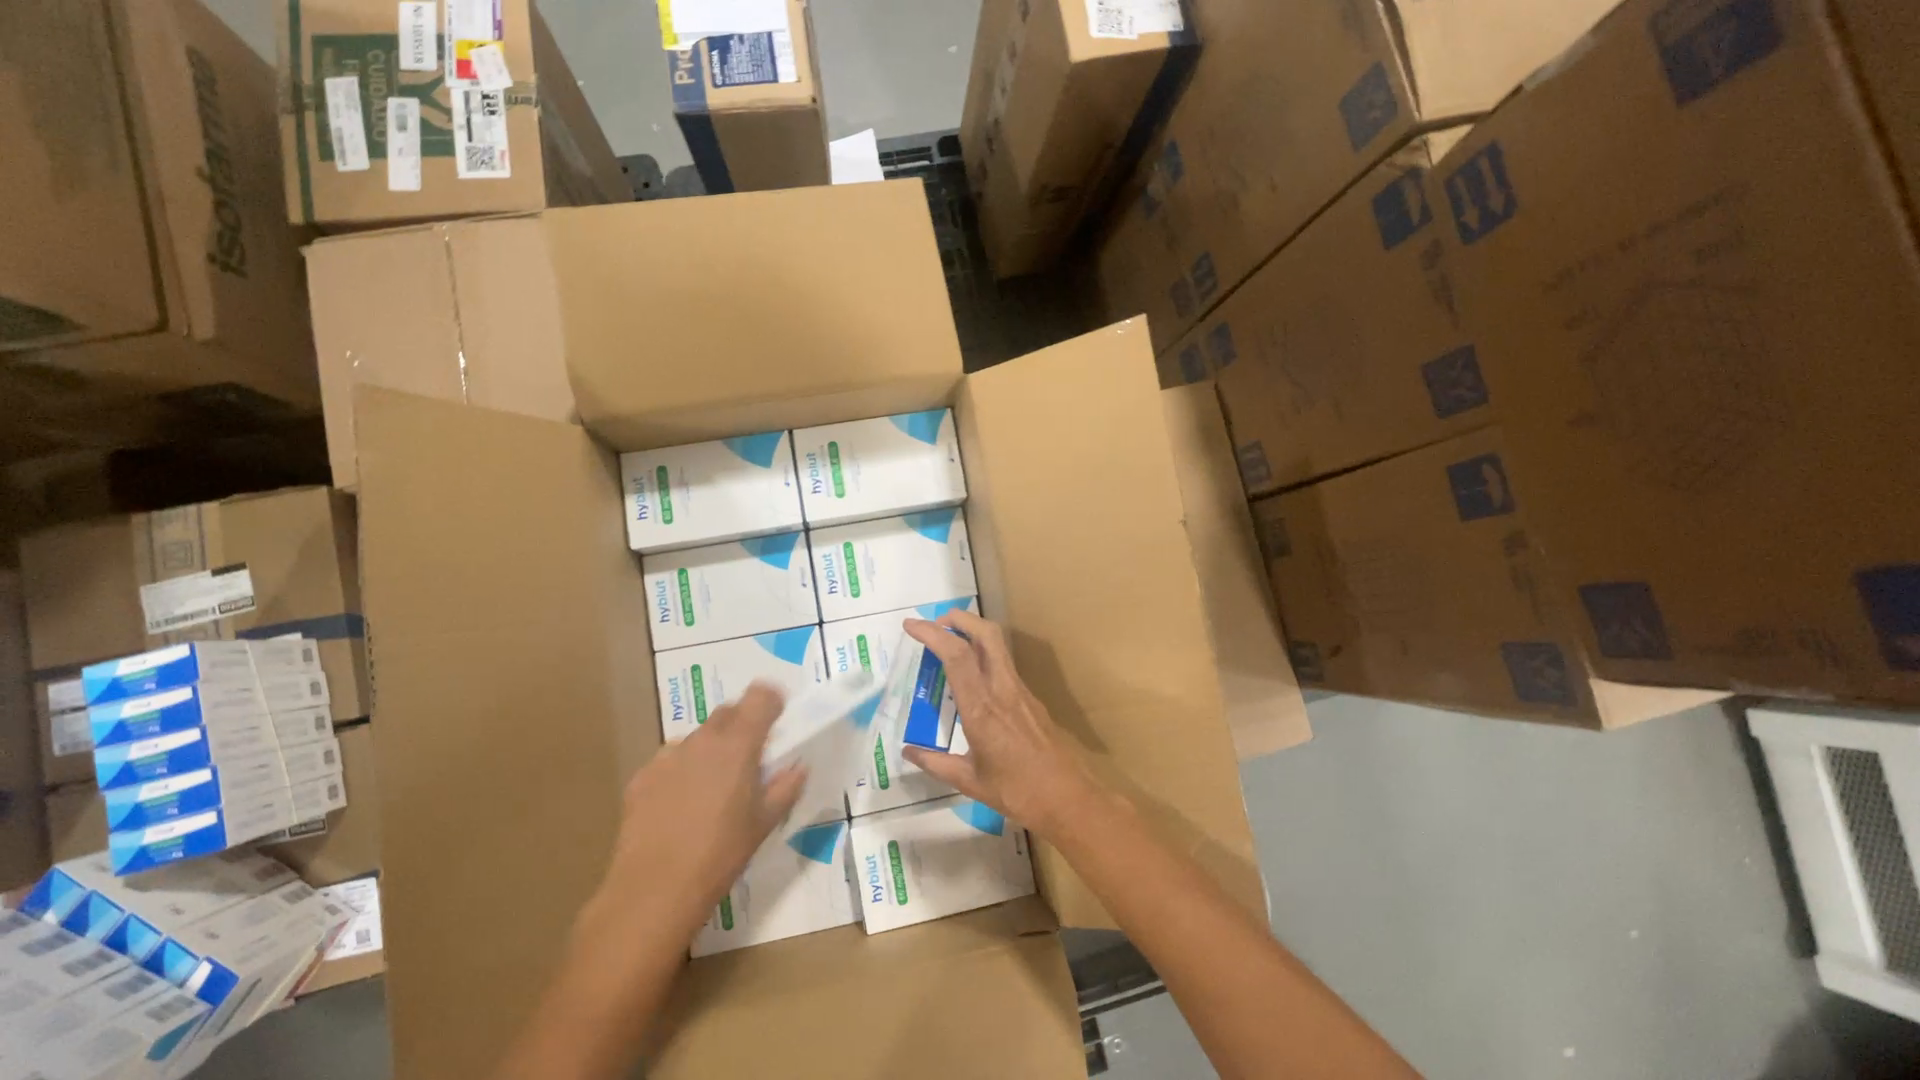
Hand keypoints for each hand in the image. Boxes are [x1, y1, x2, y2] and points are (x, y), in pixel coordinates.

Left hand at [586, 683, 805, 944]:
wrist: (656, 887)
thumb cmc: (722, 855)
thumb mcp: (764, 824)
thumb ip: (785, 788)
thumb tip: (798, 767)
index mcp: (738, 746)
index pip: (759, 697)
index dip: (771, 700)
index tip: (778, 717)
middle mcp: (702, 740)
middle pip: (727, 713)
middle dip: (742, 725)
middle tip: (750, 758)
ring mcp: (668, 756)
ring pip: (696, 738)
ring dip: (710, 750)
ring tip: (713, 789)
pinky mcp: (642, 777)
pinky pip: (670, 761)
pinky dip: (682, 772)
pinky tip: (681, 807)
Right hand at [900, 611, 1106, 839]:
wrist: (1068, 798)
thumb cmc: (1017, 792)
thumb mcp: (969, 781)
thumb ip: (935, 763)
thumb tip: (907, 751)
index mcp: (982, 708)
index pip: (956, 656)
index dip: (932, 634)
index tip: (911, 626)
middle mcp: (1002, 690)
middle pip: (985, 634)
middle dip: (959, 618)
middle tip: (935, 622)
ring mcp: (1021, 691)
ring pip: (998, 646)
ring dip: (973, 633)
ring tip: (950, 642)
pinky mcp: (1031, 698)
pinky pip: (1004, 665)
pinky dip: (984, 656)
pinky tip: (972, 677)